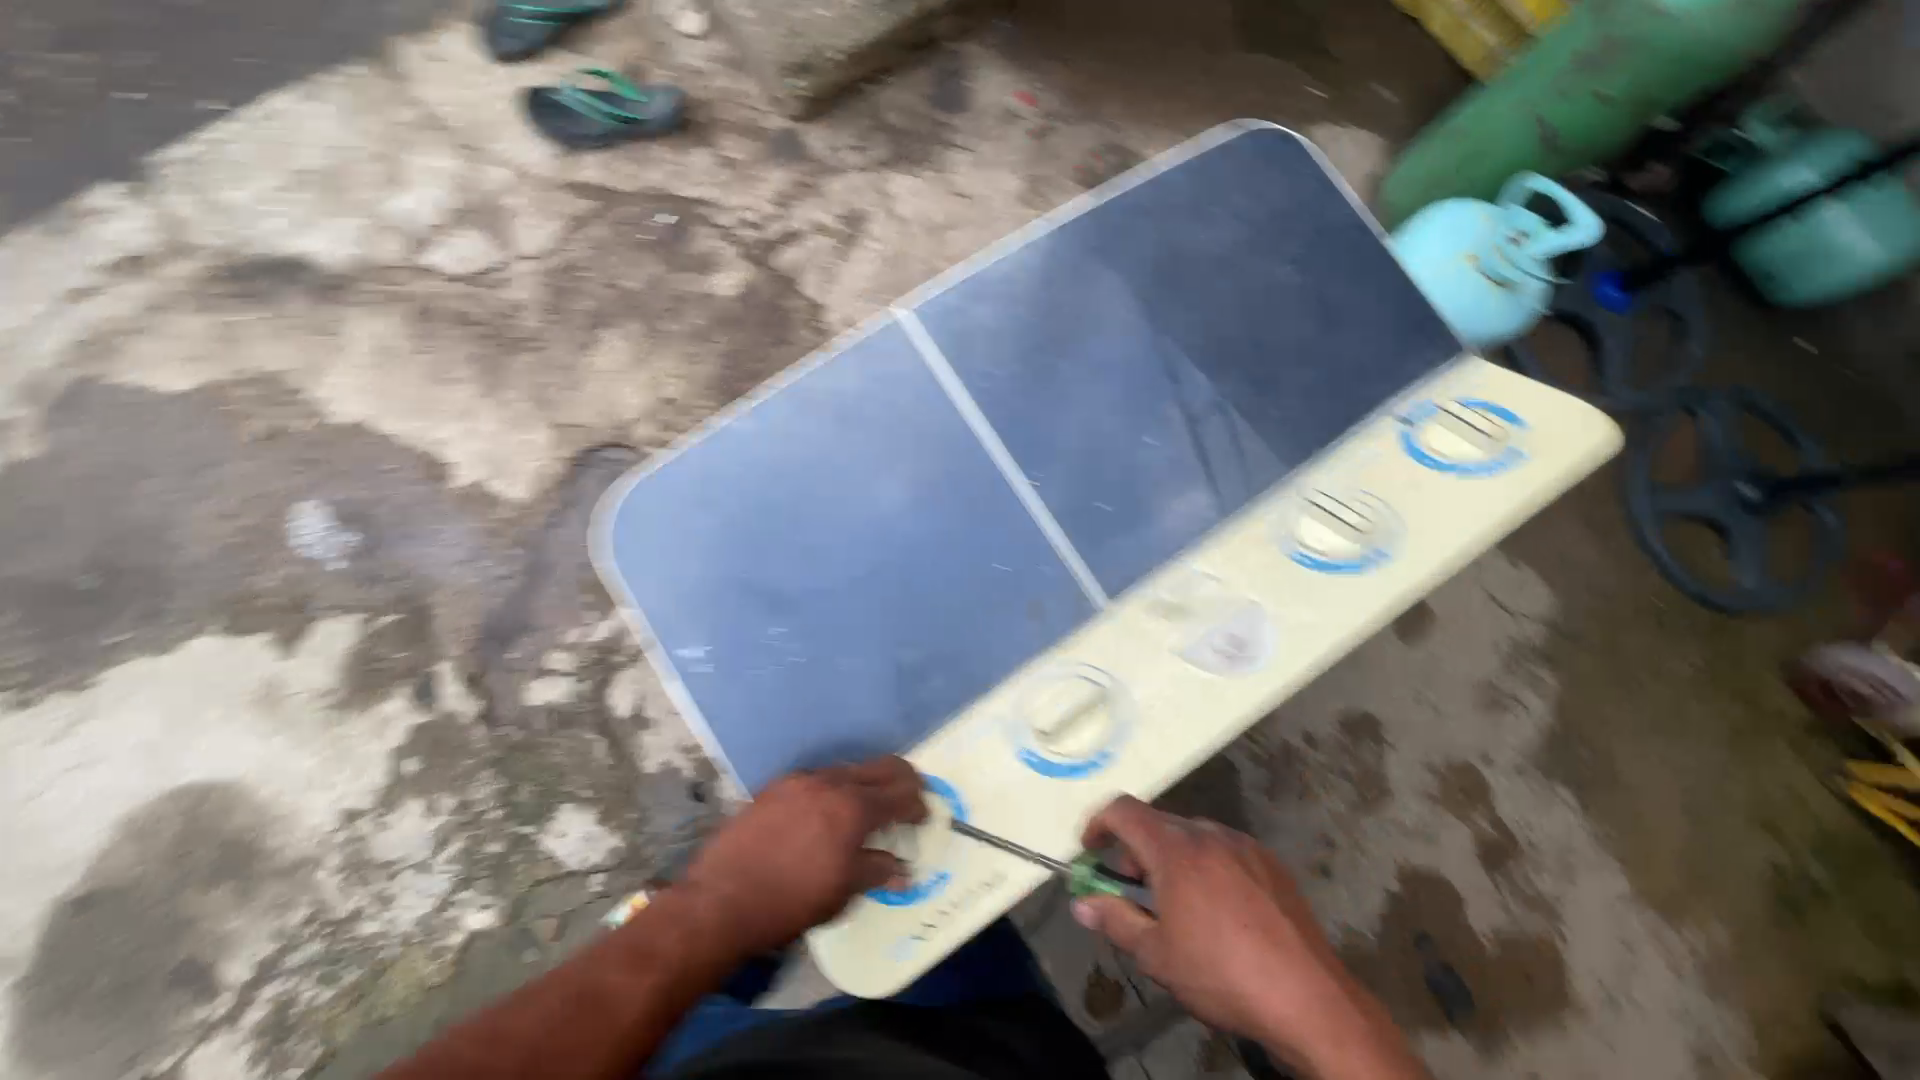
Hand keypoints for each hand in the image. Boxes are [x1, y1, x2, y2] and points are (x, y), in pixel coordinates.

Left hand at [680, 756, 926, 955]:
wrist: (720, 900)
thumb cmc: (790, 902)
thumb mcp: (841, 893)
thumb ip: (876, 871)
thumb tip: (903, 869)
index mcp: (853, 808)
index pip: (900, 795)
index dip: (917, 804)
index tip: (924, 816)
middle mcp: (829, 783)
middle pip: (878, 768)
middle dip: (901, 780)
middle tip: (911, 797)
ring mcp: (798, 782)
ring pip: (846, 770)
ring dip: (866, 783)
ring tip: (870, 807)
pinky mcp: (773, 789)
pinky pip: (817, 779)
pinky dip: (834, 789)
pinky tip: (828, 812)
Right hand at [1074, 797, 1421, 1077]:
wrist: (1308, 998)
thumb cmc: (1221, 974)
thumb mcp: (1156, 955)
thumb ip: (1115, 920)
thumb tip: (1082, 904)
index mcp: (1176, 849)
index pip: (1123, 810)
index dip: (1098, 824)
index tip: (1090, 852)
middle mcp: (1210, 834)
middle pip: (1159, 824)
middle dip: (1136, 851)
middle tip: (1133, 893)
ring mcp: (1246, 846)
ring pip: (1194, 838)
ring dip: (1173, 860)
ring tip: (1177, 908)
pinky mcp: (1273, 865)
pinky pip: (1226, 853)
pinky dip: (1208, 868)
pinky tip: (1219, 913)